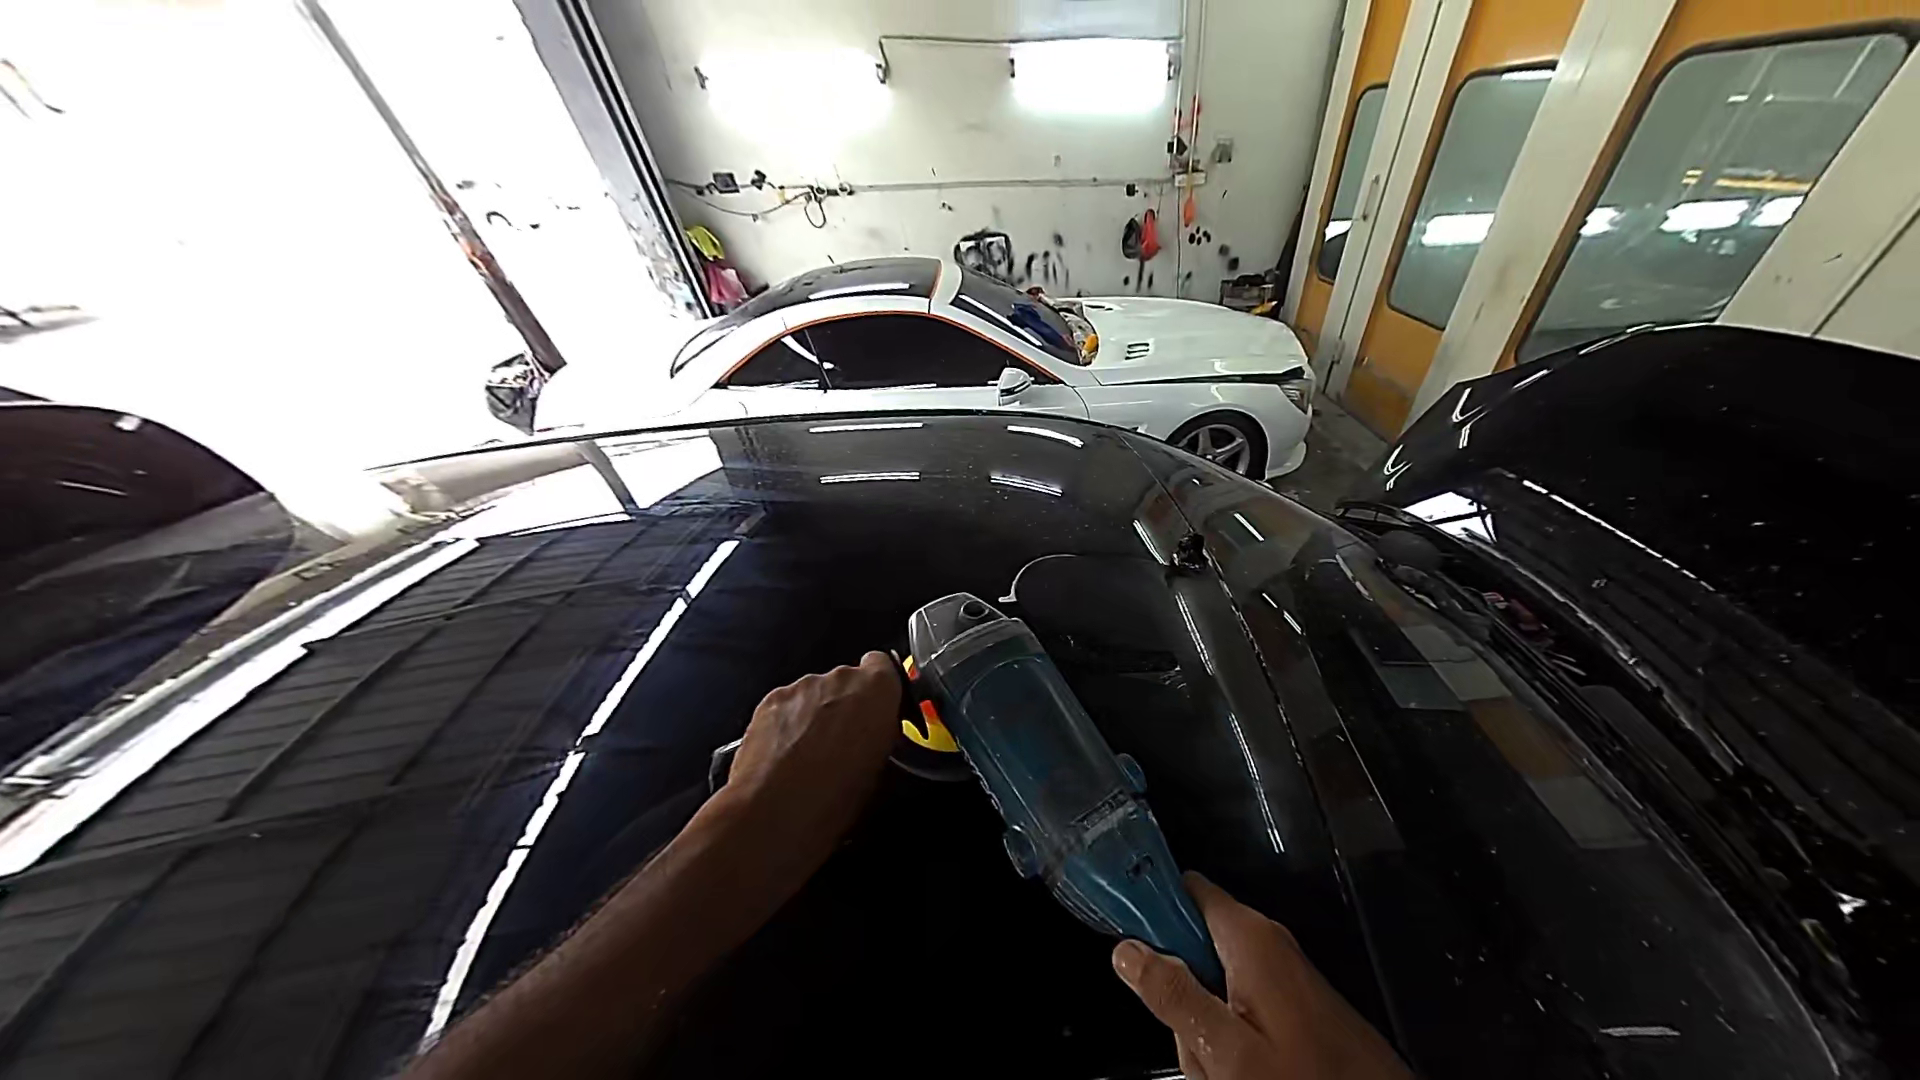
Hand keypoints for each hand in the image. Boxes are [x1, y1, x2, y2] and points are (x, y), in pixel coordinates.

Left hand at [720, 651, 902, 859]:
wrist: (778, 810)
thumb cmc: (839, 795)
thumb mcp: (882, 768)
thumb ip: (881, 734)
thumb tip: (874, 735)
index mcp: (877, 690)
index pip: (882, 665)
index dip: (878, 688)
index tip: (875, 711)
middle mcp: (840, 678)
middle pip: (846, 680)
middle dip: (845, 704)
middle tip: (841, 741)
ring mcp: (802, 686)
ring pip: (814, 693)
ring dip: (814, 714)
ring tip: (806, 755)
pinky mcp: (770, 699)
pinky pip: (786, 704)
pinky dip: (786, 722)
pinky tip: (782, 755)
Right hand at [1112, 873, 1410, 1079]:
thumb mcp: (1230, 1052)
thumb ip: (1174, 994)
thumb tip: (1126, 950)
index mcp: (1249, 936)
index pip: (1185, 888)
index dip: (1152, 907)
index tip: (1130, 941)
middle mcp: (1266, 944)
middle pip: (1193, 945)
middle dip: (1181, 993)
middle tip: (1196, 1043)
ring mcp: (1283, 978)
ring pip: (1214, 987)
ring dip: (1205, 1030)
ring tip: (1228, 1074)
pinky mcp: (1295, 1010)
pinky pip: (1241, 1011)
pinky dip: (1233, 1044)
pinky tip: (1246, 1078)